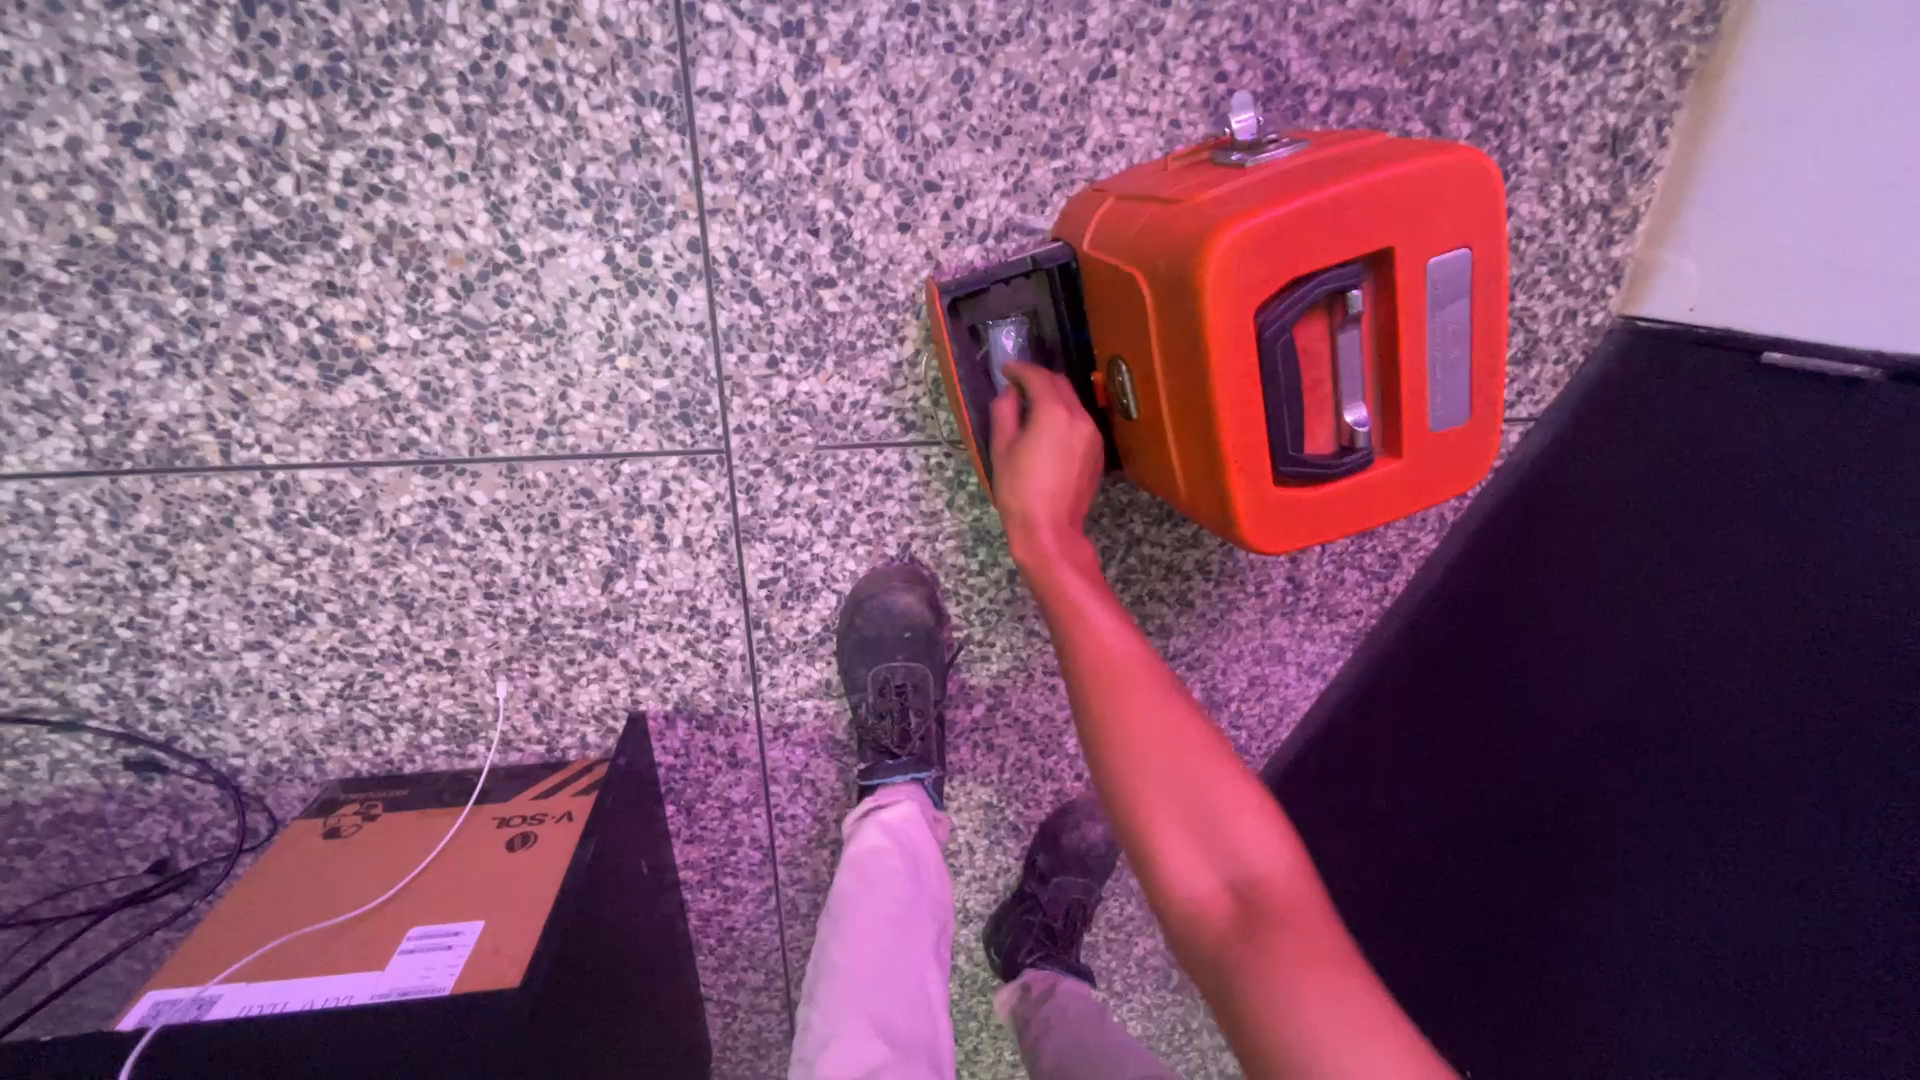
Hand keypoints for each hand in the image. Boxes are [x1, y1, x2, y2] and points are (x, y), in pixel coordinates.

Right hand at [988, 361, 1104, 568]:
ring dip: (1053, 397)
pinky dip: (1064, 417)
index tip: (1005, 369)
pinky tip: (1049, 431)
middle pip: (1060, 384)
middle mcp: (1079, 417)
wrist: (1049, 530)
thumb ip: (1005, 411)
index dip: (1019, 369)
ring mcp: (1093, 435)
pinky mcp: (1098, 453)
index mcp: (1053, 413)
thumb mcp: (1001, 448)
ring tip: (1031, 407)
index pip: (1037, 377)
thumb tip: (1010, 393)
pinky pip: (1080, 423)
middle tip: (1017, 385)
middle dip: (1039, 379)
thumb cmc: (1018, 490)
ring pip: (1073, 403)